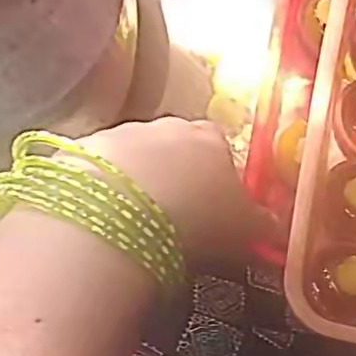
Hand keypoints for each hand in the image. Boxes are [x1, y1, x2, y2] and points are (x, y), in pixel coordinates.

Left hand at [78, 118, 270, 256]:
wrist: (123, 216)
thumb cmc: (200, 221)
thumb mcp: (247, 230)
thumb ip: (264, 224)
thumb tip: (276, 225)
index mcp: (212, 139)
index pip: (222, 146)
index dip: (221, 174)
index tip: (219, 204)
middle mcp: (165, 125)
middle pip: (176, 147)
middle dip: (179, 174)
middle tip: (182, 217)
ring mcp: (119, 134)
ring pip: (137, 157)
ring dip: (141, 182)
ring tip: (144, 225)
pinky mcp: (79, 153)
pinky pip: (100, 172)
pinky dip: (107, 191)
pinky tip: (111, 221)